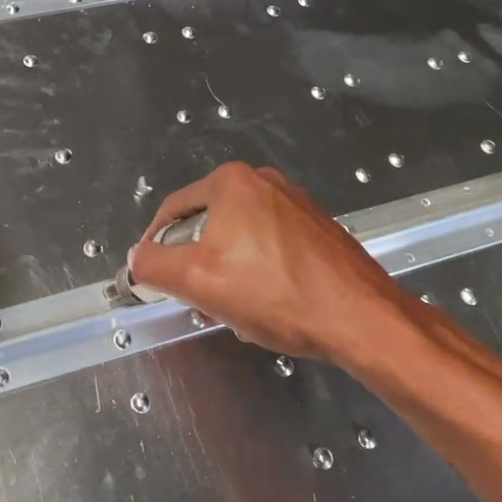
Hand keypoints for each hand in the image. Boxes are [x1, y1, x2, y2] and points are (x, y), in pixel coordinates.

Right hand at [129, 163, 401, 366]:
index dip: (157, 247)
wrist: (362, 319)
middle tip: (204, 301)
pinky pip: (270, 247)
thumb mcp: (197, 281)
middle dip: (199, 265)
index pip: (173, 210)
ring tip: (241, 310)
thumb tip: (139, 257)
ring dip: (229, 273)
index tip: (158, 280)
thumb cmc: (276, 294)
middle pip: (208, 225)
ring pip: (239, 240)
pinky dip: (261, 274)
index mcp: (232, 182)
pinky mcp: (318, 229)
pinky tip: (271, 306)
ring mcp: (296, 204)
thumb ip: (155, 265)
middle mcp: (264, 182)